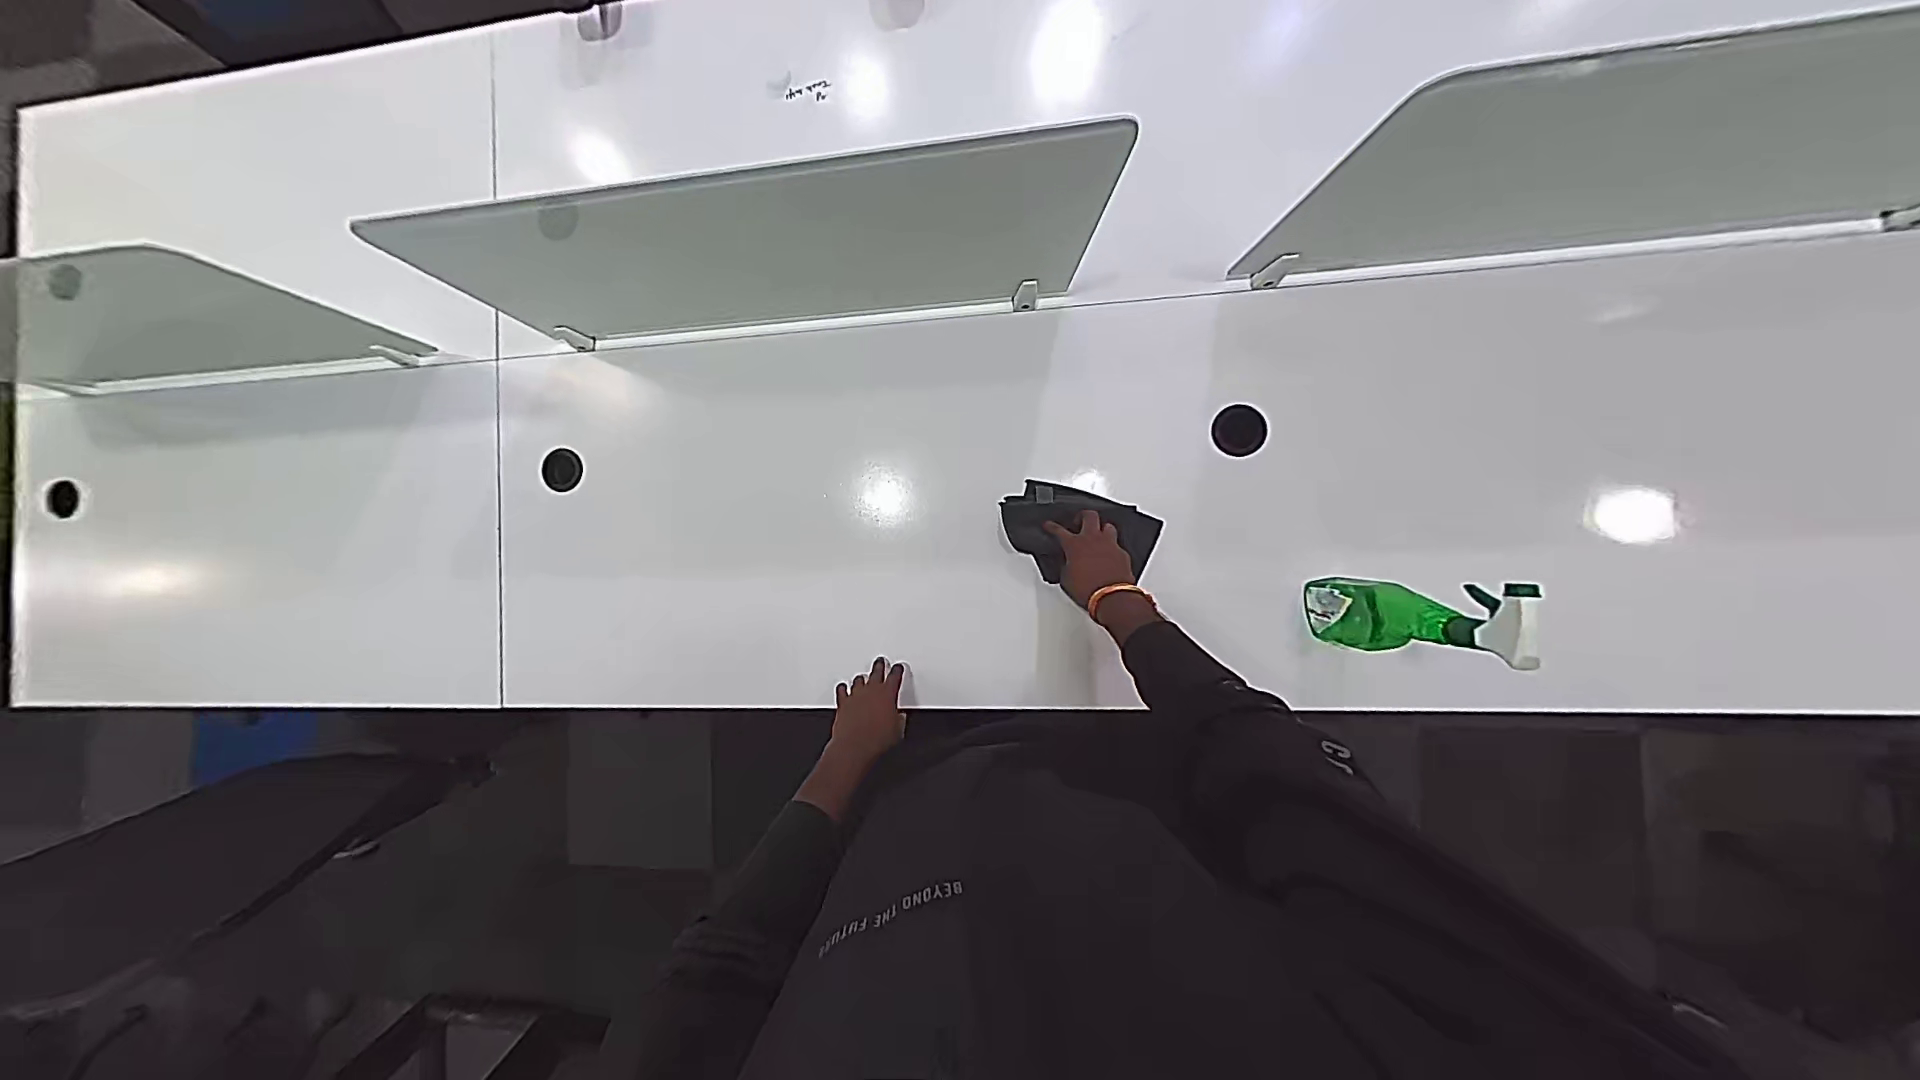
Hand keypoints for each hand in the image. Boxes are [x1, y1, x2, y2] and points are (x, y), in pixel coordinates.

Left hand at [830, 656, 906, 763]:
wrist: (854, 747)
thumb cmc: (876, 740)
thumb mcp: (898, 730)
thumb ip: (899, 719)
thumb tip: (899, 719)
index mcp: (888, 694)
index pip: (895, 676)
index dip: (897, 670)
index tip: (898, 668)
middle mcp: (871, 690)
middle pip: (876, 671)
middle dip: (880, 665)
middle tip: (881, 662)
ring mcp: (856, 695)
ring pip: (859, 679)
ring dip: (862, 679)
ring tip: (863, 678)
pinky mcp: (843, 703)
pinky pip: (842, 690)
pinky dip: (844, 688)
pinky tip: (844, 688)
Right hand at [1043, 510, 1135, 609]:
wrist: (1111, 598)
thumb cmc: (1088, 589)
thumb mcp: (1066, 579)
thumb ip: (1065, 565)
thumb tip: (1066, 564)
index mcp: (1074, 545)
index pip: (1059, 530)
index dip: (1052, 527)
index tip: (1049, 525)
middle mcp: (1093, 540)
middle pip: (1088, 515)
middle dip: (1082, 516)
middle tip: (1078, 521)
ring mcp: (1110, 544)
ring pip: (1107, 526)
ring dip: (1100, 529)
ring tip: (1097, 535)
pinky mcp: (1122, 553)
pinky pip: (1116, 544)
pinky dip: (1111, 547)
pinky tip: (1108, 553)